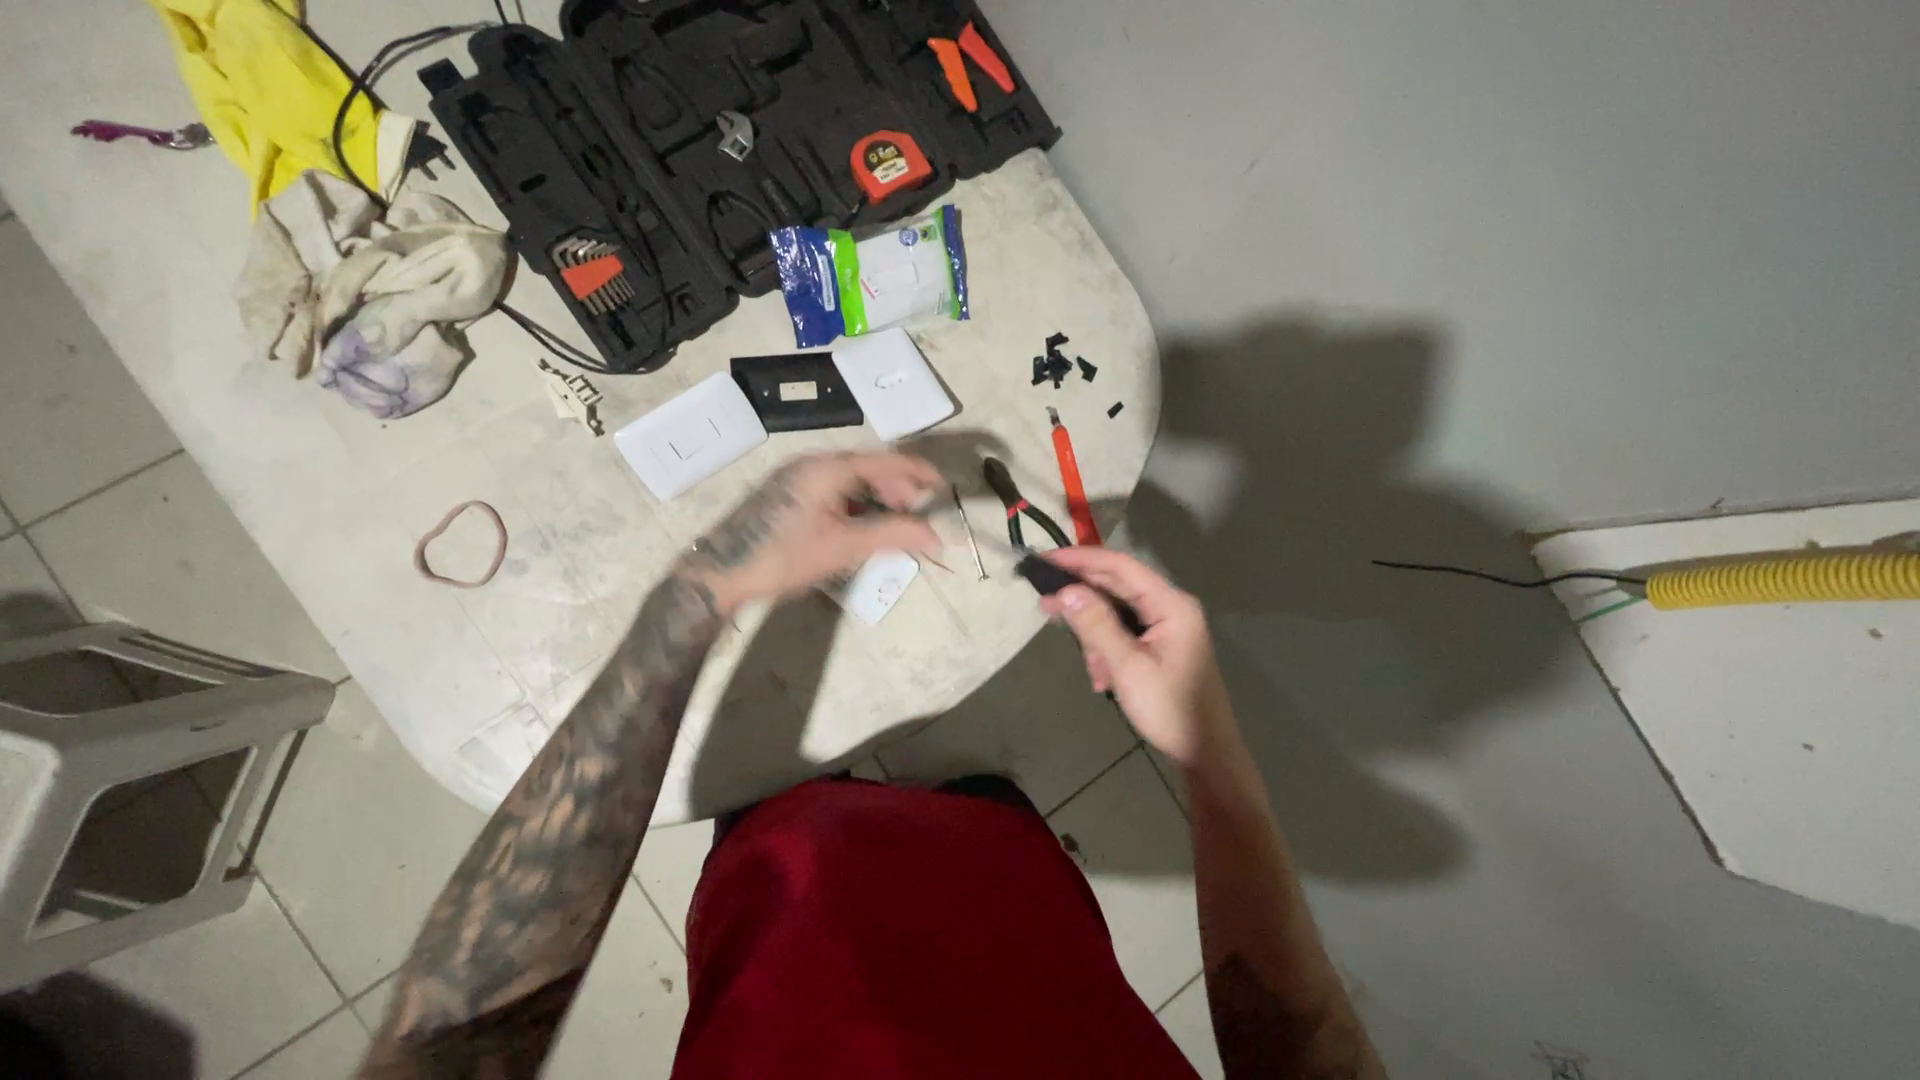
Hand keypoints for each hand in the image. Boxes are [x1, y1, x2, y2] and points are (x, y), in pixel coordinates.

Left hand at [683, 451, 944, 611]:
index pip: (885, 460)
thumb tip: (936, 536)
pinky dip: (855, 503)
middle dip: (898, 489)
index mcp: (827, 468)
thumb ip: (894, 536)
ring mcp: (795, 477)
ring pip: (850, 479)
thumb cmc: (784, 558)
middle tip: (918, 515)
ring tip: (893, 524)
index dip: (917, 472)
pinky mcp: (786, 493)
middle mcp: (811, 463)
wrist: (721, 574)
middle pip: (868, 467)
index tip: (942, 486)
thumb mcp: (844, 548)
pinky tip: (861, 526)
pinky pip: (832, 489)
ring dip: (877, 498)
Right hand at [1039, 547, 1235, 767]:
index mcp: (1171, 604)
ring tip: (1094, 671)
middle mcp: (1170, 606)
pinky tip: (1104, 679)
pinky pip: (1124, 633)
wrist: (1206, 752)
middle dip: (1082, 599)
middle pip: (1117, 586)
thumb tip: (1064, 591)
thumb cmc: (1170, 708)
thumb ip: (1096, 625)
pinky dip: (1108, 650)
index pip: (1120, 566)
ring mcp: (1167, 626)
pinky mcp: (1161, 644)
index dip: (1081, 559)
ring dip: (1096, 637)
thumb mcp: (1127, 667)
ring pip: (1116, 614)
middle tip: (1044, 605)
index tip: (1045, 561)